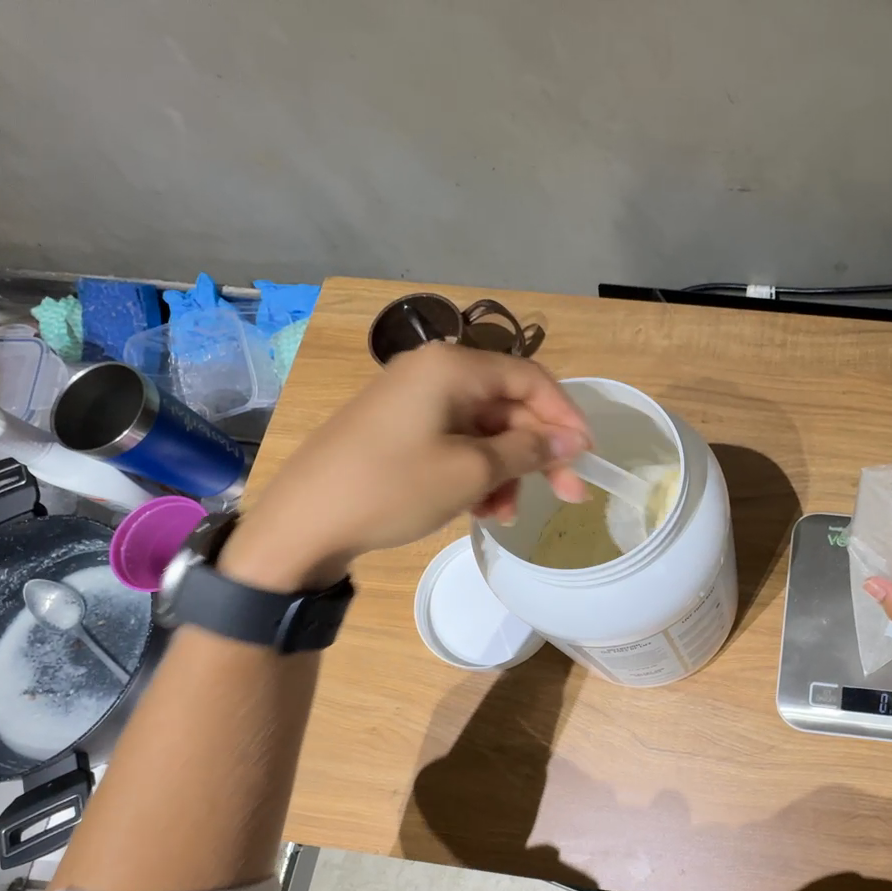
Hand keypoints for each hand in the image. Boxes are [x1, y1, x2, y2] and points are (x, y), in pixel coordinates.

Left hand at [223, 344, 589, 589]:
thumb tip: (573, 440)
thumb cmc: (393, 487)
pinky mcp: (400, 430)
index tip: (588, 458)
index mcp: (452, 367)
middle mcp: (435, 373)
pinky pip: (456, 443)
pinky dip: (477, 473)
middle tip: (566, 496)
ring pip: (485, 430)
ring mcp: (414, 402)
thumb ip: (529, 449)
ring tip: (505, 514)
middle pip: (509, 406)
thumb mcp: (472, 471)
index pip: (531, 379)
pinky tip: (481, 510)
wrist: (303, 523)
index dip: (566, 417)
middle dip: (538, 452)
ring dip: (507, 470)